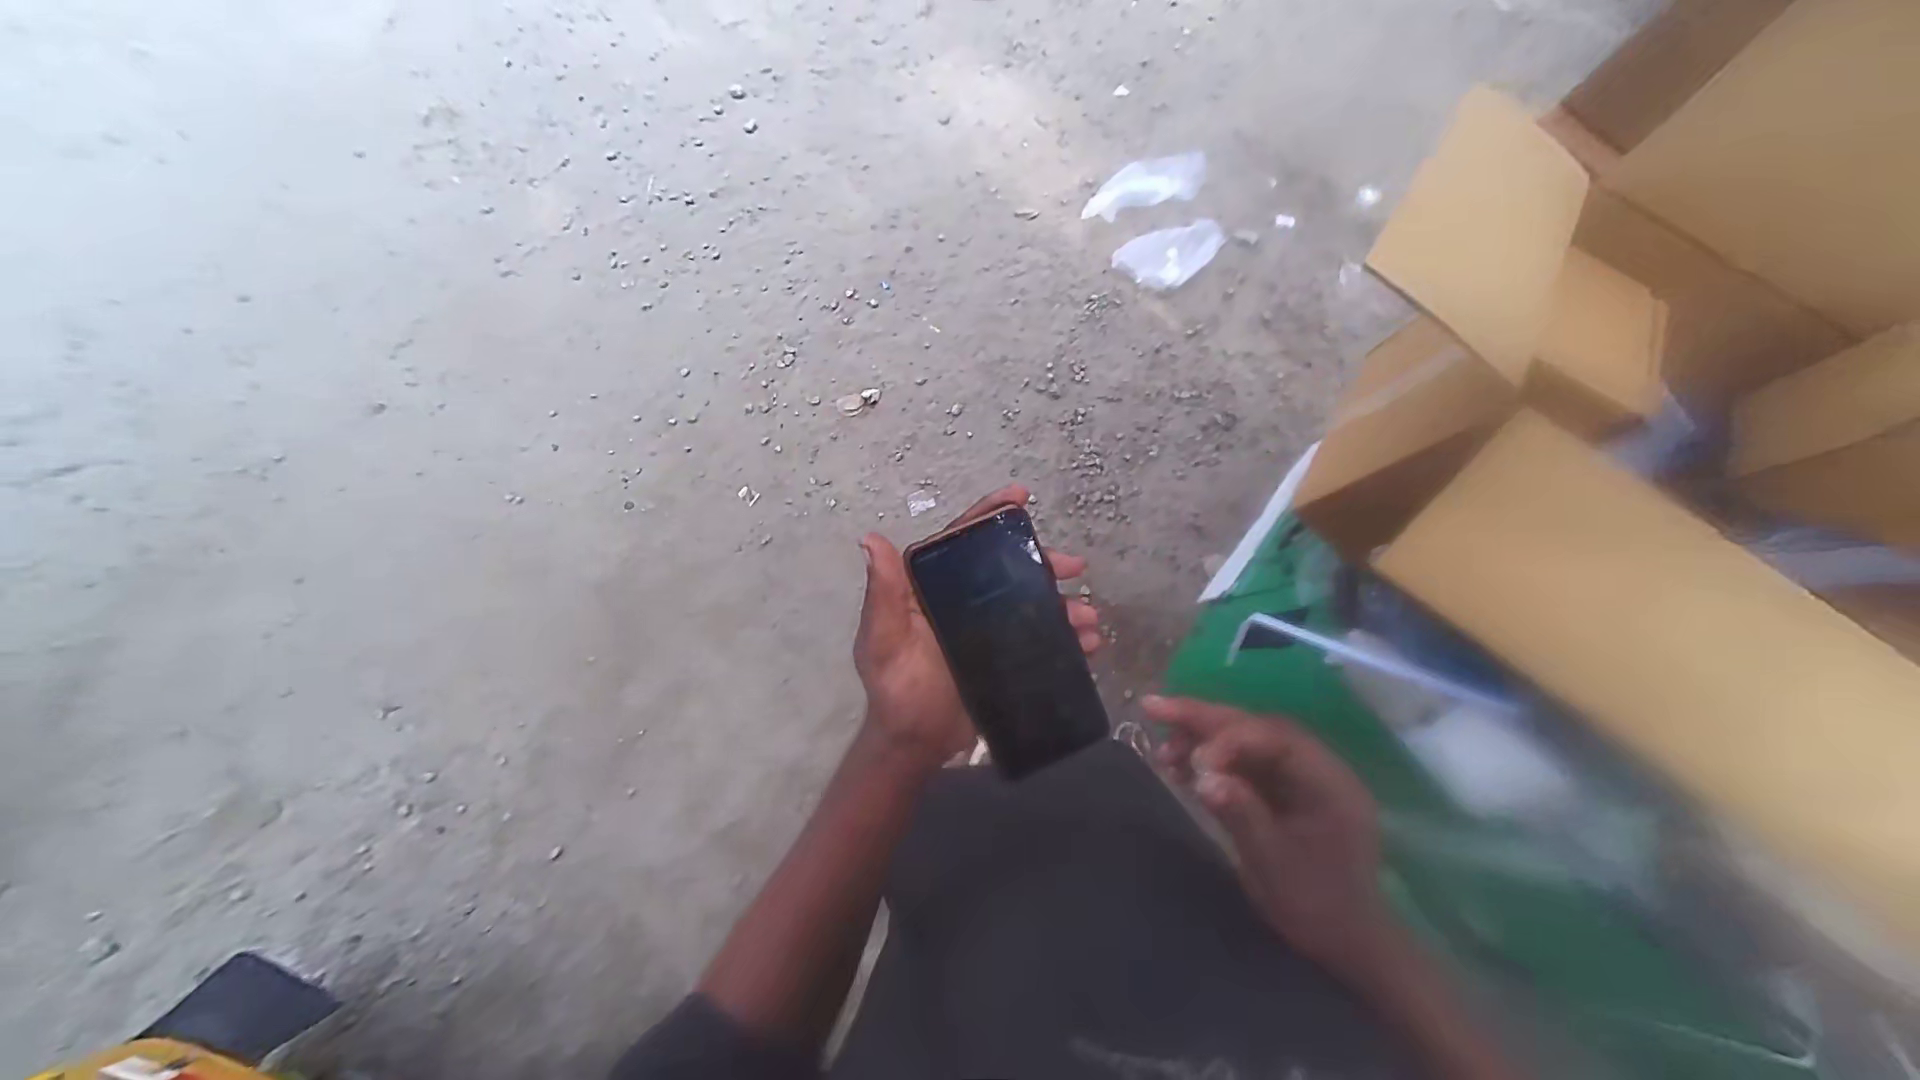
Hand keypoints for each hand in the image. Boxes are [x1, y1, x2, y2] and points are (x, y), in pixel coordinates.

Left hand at [855, 484, 1101, 771]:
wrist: (916, 742)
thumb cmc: (895, 687)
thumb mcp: (882, 638)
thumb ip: (882, 592)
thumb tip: (870, 538)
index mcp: (932, 586)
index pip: (962, 541)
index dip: (990, 514)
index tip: (1021, 497)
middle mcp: (963, 599)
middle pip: (1008, 569)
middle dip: (1044, 562)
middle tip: (1075, 566)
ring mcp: (987, 628)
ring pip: (1032, 603)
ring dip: (1063, 604)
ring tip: (1087, 617)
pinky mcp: (1007, 657)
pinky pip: (1041, 639)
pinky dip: (1067, 638)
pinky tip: (1088, 644)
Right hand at [1146, 696, 1390, 977]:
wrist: (1343, 942)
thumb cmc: (1316, 906)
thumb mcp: (1274, 864)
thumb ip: (1240, 812)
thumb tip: (1202, 776)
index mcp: (1328, 781)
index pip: (1274, 738)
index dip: (1230, 740)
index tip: (1194, 761)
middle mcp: (1314, 765)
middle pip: (1253, 727)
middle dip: (1202, 718)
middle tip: (1153, 708)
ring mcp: (1293, 774)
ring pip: (1242, 738)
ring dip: (1199, 736)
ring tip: (1161, 750)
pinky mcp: (1276, 785)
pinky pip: (1239, 759)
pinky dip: (1207, 757)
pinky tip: (1178, 766)